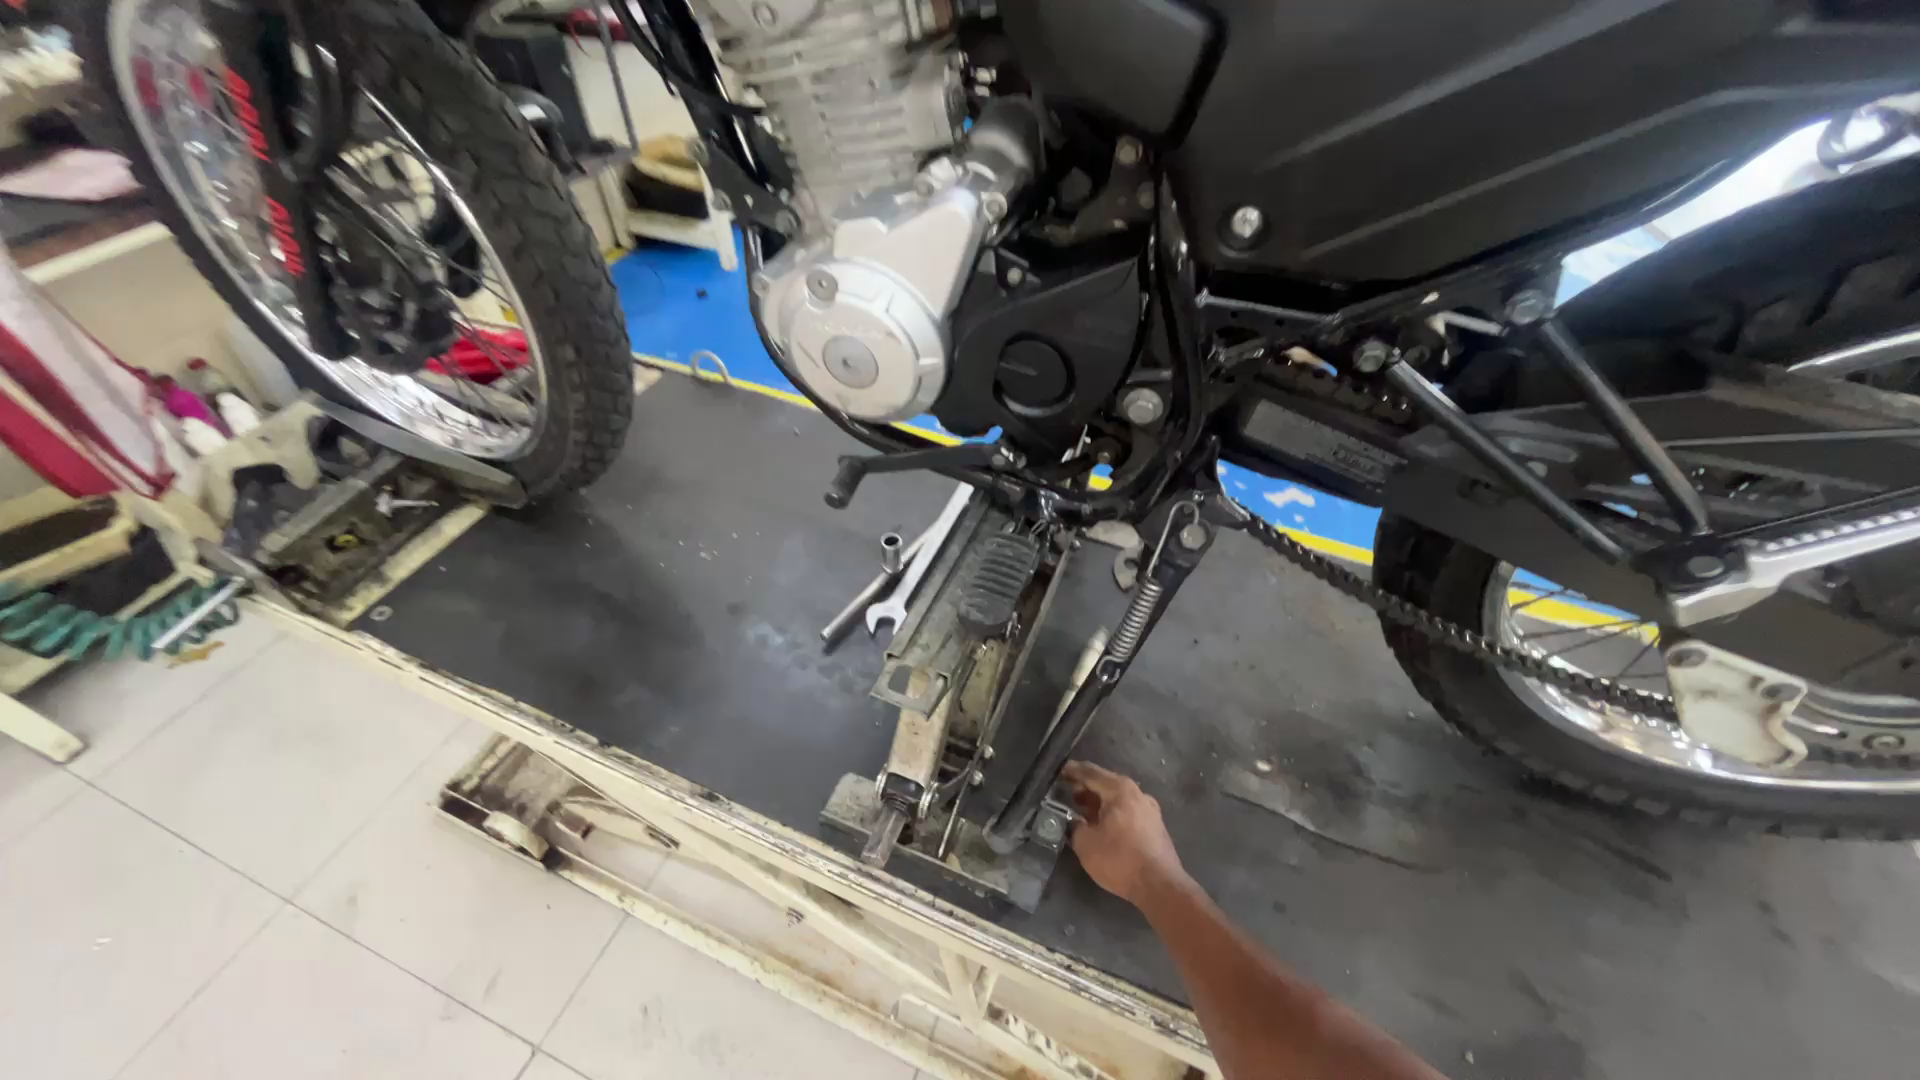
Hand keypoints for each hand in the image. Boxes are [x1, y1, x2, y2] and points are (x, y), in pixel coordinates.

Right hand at [1061, 760, 1191, 907]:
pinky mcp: (1155, 825)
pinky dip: (1112, 812)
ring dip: (1099, 802)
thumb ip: (1074, 826)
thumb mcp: (1085, 844)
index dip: (1071, 771)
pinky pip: (1128, 810)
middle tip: (1067, 794)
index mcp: (1119, 790)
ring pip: (1118, 797)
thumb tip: (1072, 820)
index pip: (1090, 772)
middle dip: (1085, 787)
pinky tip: (1103, 826)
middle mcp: (1137, 793)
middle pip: (1106, 782)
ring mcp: (1149, 809)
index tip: (1057, 772)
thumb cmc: (1120, 860)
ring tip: (1082, 812)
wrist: (1160, 886)